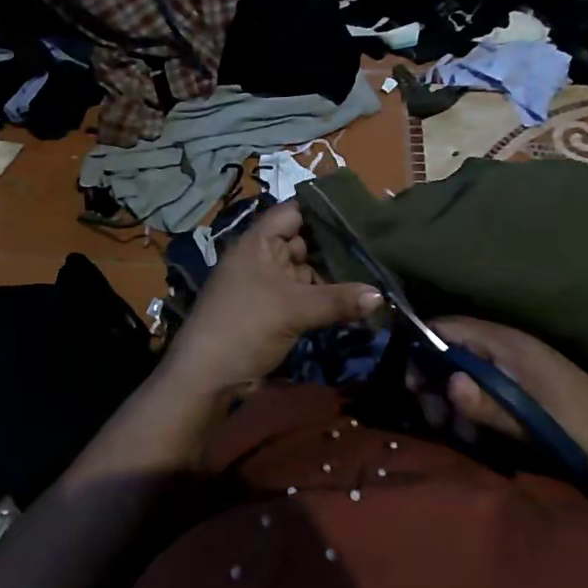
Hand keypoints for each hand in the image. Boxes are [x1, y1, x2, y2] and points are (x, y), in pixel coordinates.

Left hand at [164, 201, 382, 392]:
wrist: (206, 378)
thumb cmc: (244, 327)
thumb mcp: (293, 309)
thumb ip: (338, 300)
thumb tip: (382, 295)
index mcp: (258, 243)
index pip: (294, 211)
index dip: (323, 209)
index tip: (360, 212)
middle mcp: (263, 258)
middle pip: (305, 242)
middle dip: (337, 245)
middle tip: (378, 244)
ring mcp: (268, 286)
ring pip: (307, 272)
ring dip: (335, 276)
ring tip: (375, 272)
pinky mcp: (274, 311)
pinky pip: (305, 296)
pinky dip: (326, 299)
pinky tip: (356, 302)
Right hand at [408, 317, 587, 477]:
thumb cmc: (582, 430)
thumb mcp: (531, 423)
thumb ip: (487, 404)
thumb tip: (446, 382)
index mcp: (509, 344)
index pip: (450, 327)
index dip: (422, 347)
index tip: (408, 381)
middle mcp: (508, 348)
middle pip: (452, 350)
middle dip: (435, 382)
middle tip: (434, 417)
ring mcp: (516, 367)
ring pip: (465, 372)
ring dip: (453, 401)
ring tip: (457, 431)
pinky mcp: (522, 387)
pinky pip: (483, 388)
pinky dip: (472, 407)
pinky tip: (475, 433)